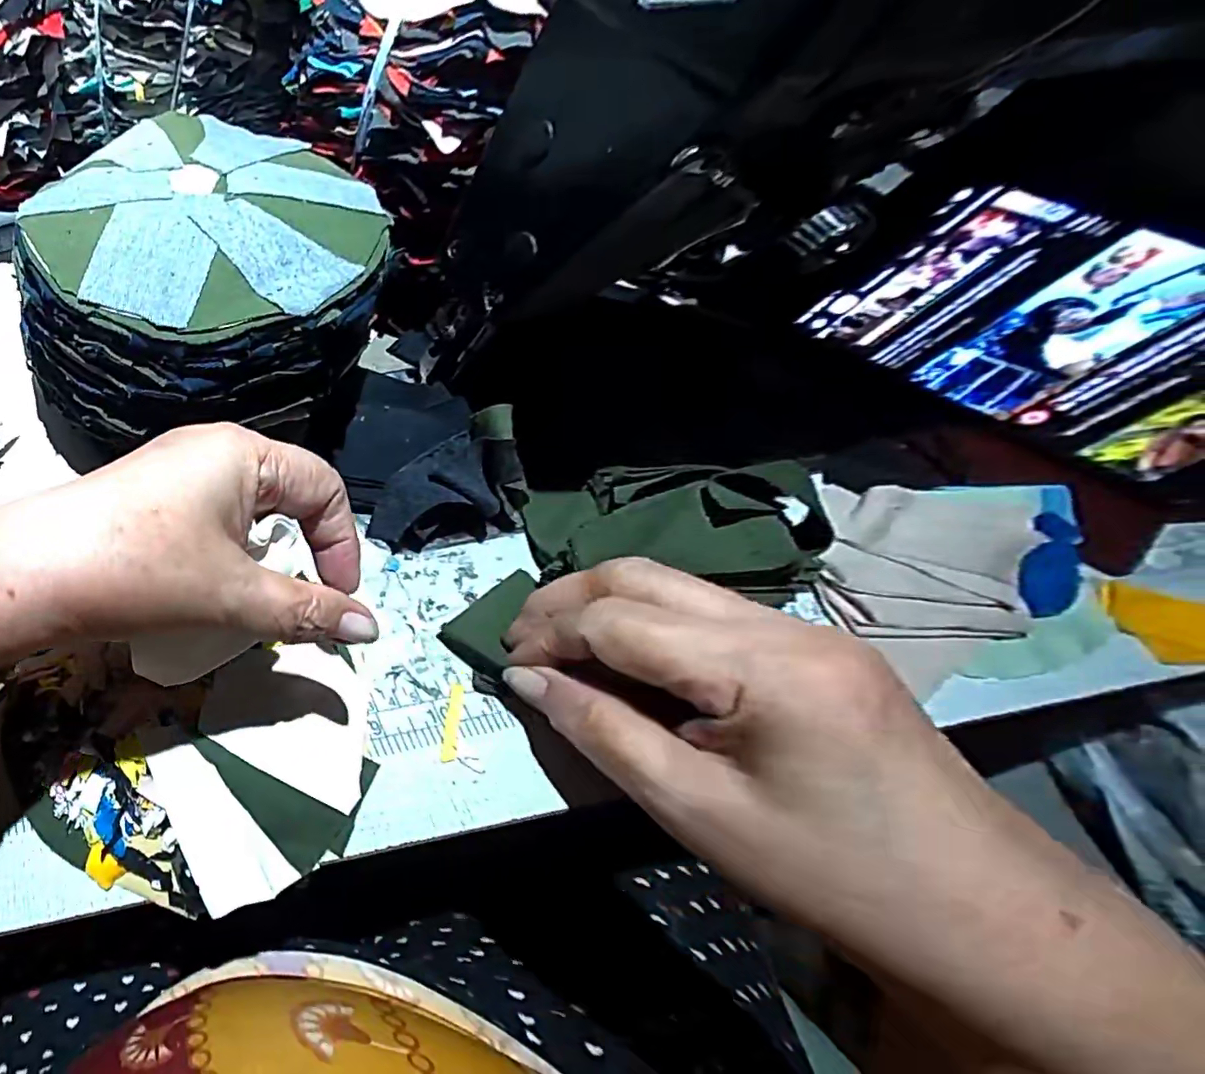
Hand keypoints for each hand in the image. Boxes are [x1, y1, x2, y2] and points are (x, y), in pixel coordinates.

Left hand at [0, 424, 376, 669]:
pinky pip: (207, 521)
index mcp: (242, 453)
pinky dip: (221, 557)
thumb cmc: (146, 573)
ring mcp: (172, 471)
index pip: (324, 488)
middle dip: (298, 555)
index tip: (336, 600)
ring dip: (258, 561)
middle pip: (285, 498)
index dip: (342, 546)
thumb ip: (308, 612)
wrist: (29, 576)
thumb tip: (368, 628)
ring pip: (245, 514)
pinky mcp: (146, 498)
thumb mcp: (237, 597)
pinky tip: (199, 590)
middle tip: (287, 604)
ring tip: (241, 602)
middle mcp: (210, 449)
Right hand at [499, 558, 1204, 1073]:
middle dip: (565, 599)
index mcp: (764, 666)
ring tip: (554, 642)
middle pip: (642, 576)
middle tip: (518, 638)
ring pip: (670, 585)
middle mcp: (785, 626)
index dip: (551, 634)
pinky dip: (642, 624)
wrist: (984, 917)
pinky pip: (702, 613)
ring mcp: (804, 630)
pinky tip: (619, 657)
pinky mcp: (810, 648)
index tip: (508, 665)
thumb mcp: (692, 809)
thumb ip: (600, 730)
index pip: (621, 619)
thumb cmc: (827, 872)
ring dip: (600, 604)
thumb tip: (527, 679)